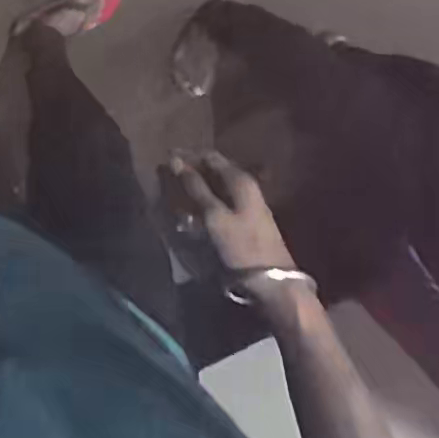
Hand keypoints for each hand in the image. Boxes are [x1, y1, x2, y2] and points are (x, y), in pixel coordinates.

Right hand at [166, 151, 309, 310]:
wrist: (273, 282)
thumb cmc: (242, 246)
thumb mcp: (214, 216)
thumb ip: (195, 188)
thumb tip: (175, 161)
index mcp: (240, 179)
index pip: (209, 156)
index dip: (187, 155)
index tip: (165, 158)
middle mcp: (246, 185)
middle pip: (213, 170)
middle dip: (190, 171)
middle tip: (165, 177)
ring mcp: (247, 202)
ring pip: (216, 186)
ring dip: (196, 188)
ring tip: (174, 193)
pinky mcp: (246, 218)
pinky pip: (220, 201)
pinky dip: (204, 201)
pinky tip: (191, 211)